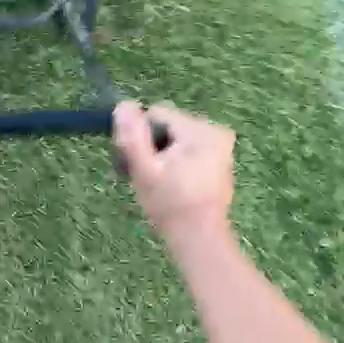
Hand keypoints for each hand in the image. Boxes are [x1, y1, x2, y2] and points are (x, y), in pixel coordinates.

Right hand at [113, 101, 236, 240]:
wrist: (198, 237)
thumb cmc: (170, 205)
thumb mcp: (144, 169)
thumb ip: (131, 135)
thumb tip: (123, 105)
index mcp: (200, 129)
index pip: (155, 115)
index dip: (138, 137)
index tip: (134, 163)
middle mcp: (215, 131)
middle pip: (165, 126)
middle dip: (150, 147)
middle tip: (143, 176)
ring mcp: (220, 146)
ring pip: (173, 138)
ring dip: (160, 156)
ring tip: (157, 182)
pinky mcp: (219, 159)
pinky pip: (186, 149)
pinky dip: (174, 162)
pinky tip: (171, 184)